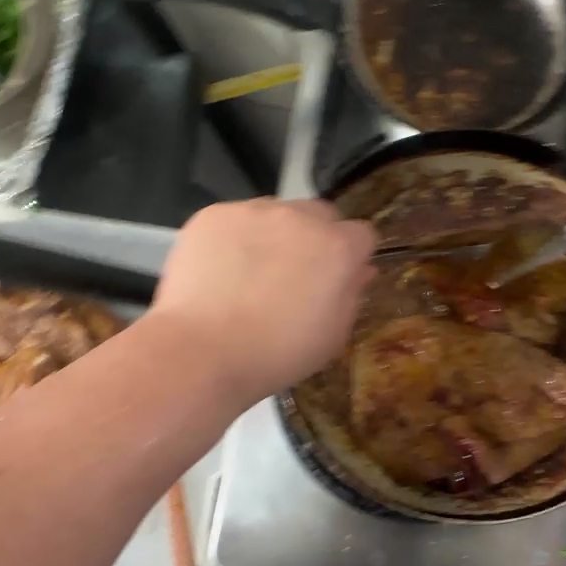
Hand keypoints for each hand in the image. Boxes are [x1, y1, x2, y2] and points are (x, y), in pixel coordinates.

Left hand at [148, 198, 374, 401]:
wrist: (203, 352)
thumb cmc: (277, 354)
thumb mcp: (332, 336)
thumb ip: (351, 295)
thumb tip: (360, 270)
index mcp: (337, 248)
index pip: (361, 234)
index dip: (352, 256)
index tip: (337, 278)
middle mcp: (300, 218)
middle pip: (320, 215)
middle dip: (315, 238)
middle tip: (294, 276)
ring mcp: (253, 211)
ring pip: (275, 213)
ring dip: (274, 235)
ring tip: (251, 275)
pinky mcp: (213, 215)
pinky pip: (235, 219)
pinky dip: (234, 239)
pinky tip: (221, 272)